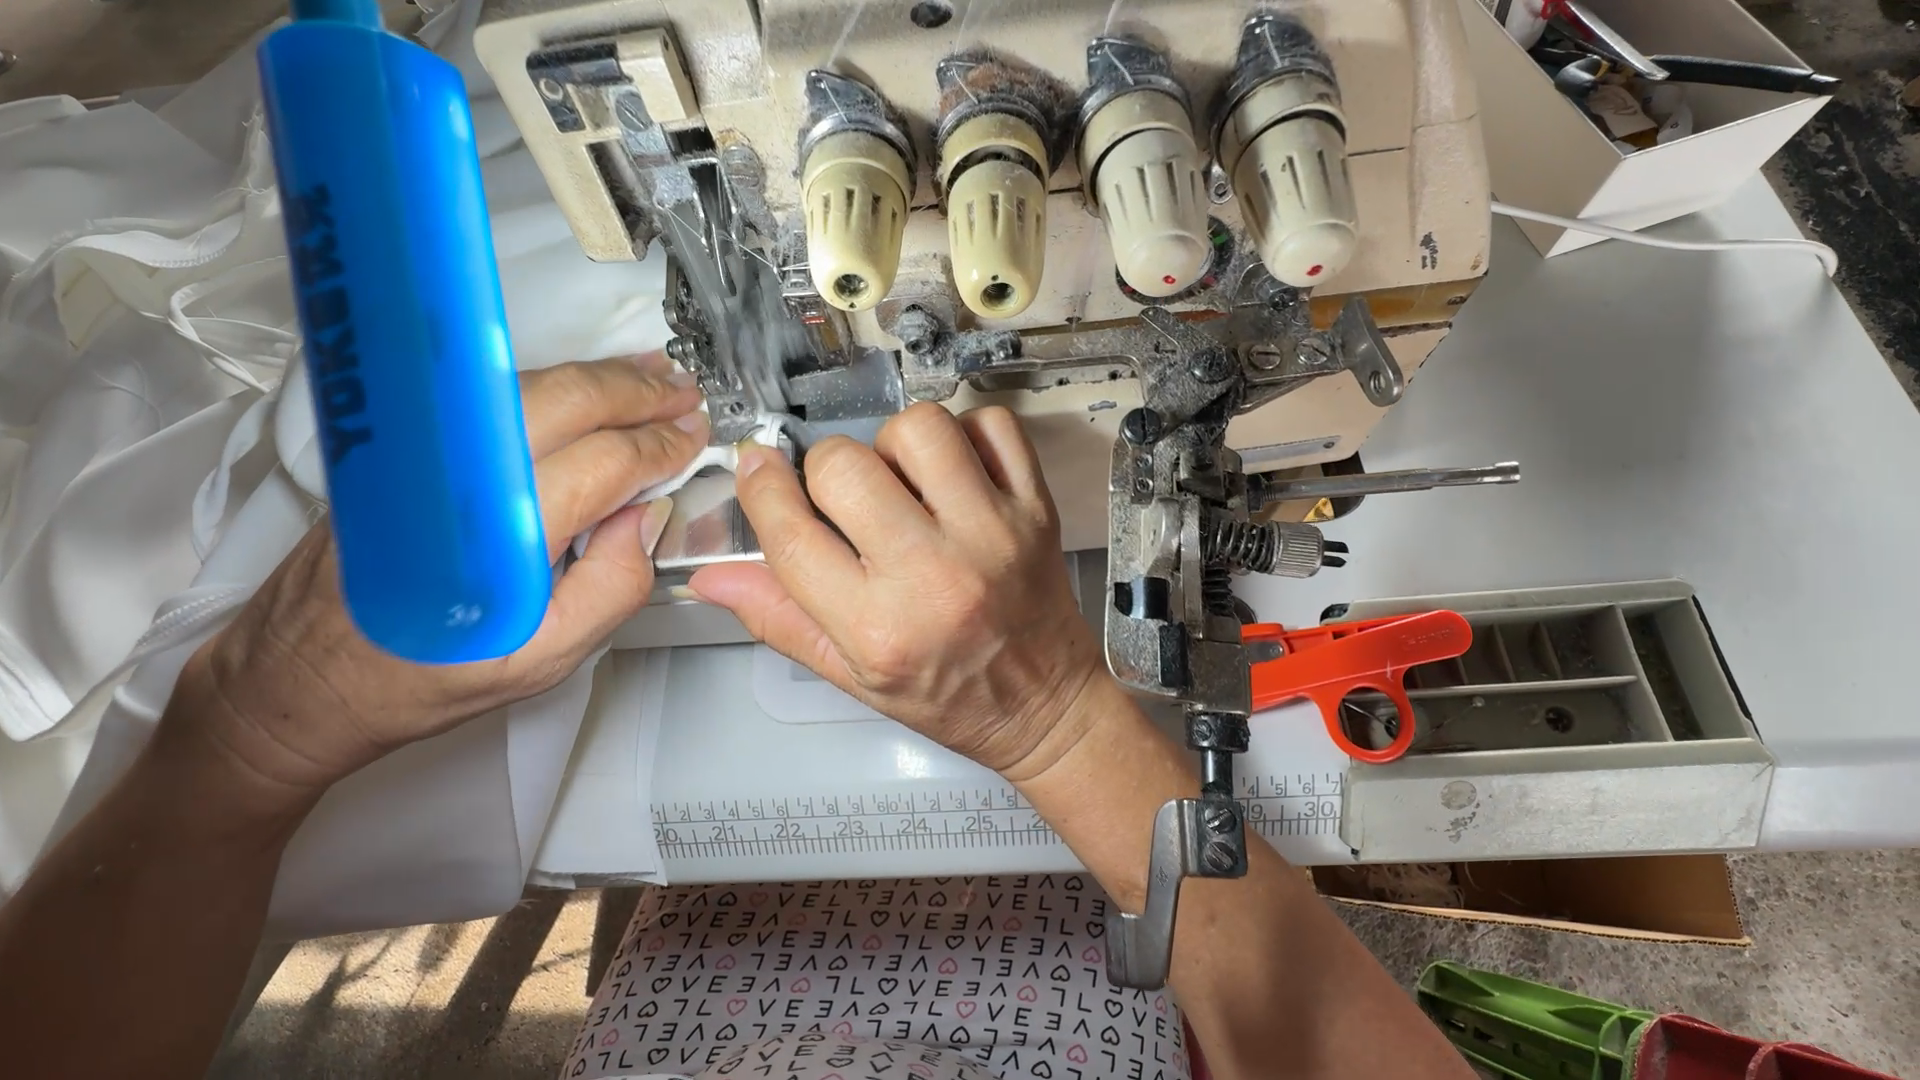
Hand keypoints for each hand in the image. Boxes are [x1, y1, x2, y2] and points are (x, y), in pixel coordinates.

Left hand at [166, 355, 708, 802]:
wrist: (305, 672)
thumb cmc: (431, 677)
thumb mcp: (546, 659)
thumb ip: (613, 586)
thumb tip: (649, 514)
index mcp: (501, 535)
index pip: (604, 463)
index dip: (659, 447)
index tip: (697, 440)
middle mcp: (459, 475)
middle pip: (569, 400)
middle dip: (640, 393)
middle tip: (688, 397)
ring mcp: (424, 451)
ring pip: (532, 385)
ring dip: (603, 378)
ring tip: (657, 380)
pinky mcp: (406, 445)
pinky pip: (496, 397)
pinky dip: (555, 383)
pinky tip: (589, 385)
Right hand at [689, 403, 1107, 779]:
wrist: (1045, 706)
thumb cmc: (946, 698)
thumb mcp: (853, 676)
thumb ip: (780, 619)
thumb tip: (710, 574)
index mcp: (879, 629)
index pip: (792, 536)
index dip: (760, 489)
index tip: (758, 467)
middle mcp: (935, 575)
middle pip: (846, 466)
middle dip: (829, 471)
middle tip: (848, 499)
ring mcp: (994, 534)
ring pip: (919, 428)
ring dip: (896, 445)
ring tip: (905, 483)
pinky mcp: (1036, 509)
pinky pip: (991, 424)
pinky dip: (965, 435)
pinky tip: (955, 474)